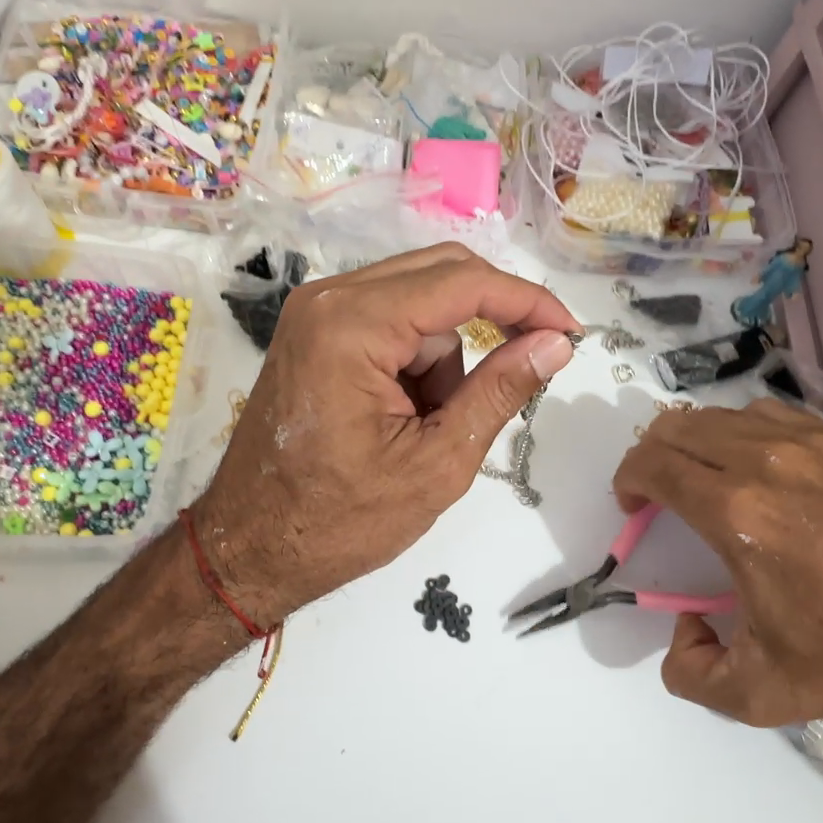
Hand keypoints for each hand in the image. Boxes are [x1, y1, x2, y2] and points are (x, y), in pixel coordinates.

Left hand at [190, 244, 579, 625]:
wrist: (251, 548)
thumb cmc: (340, 520)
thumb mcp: (437, 462)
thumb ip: (500, 391)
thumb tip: (557, 342)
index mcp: (353, 325)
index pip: (462, 283)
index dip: (527, 301)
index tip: (572, 331)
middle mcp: (329, 298)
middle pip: (440, 274)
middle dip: (489, 321)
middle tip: (527, 366)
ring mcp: (316, 311)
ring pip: (418, 302)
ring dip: (444, 355)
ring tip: (427, 426)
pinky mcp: (315, 331)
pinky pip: (390, 320)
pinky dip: (415, 359)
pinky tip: (402, 415)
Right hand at [613, 399, 822, 728]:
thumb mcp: (757, 694)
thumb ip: (689, 671)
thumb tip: (685, 629)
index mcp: (736, 511)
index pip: (653, 463)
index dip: (628, 479)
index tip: (632, 505)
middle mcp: (767, 460)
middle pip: (679, 426)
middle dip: (652, 454)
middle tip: (657, 490)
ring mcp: (812, 443)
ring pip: (724, 414)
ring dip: (697, 439)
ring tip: (705, 475)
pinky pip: (773, 416)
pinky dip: (745, 432)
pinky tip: (761, 467)